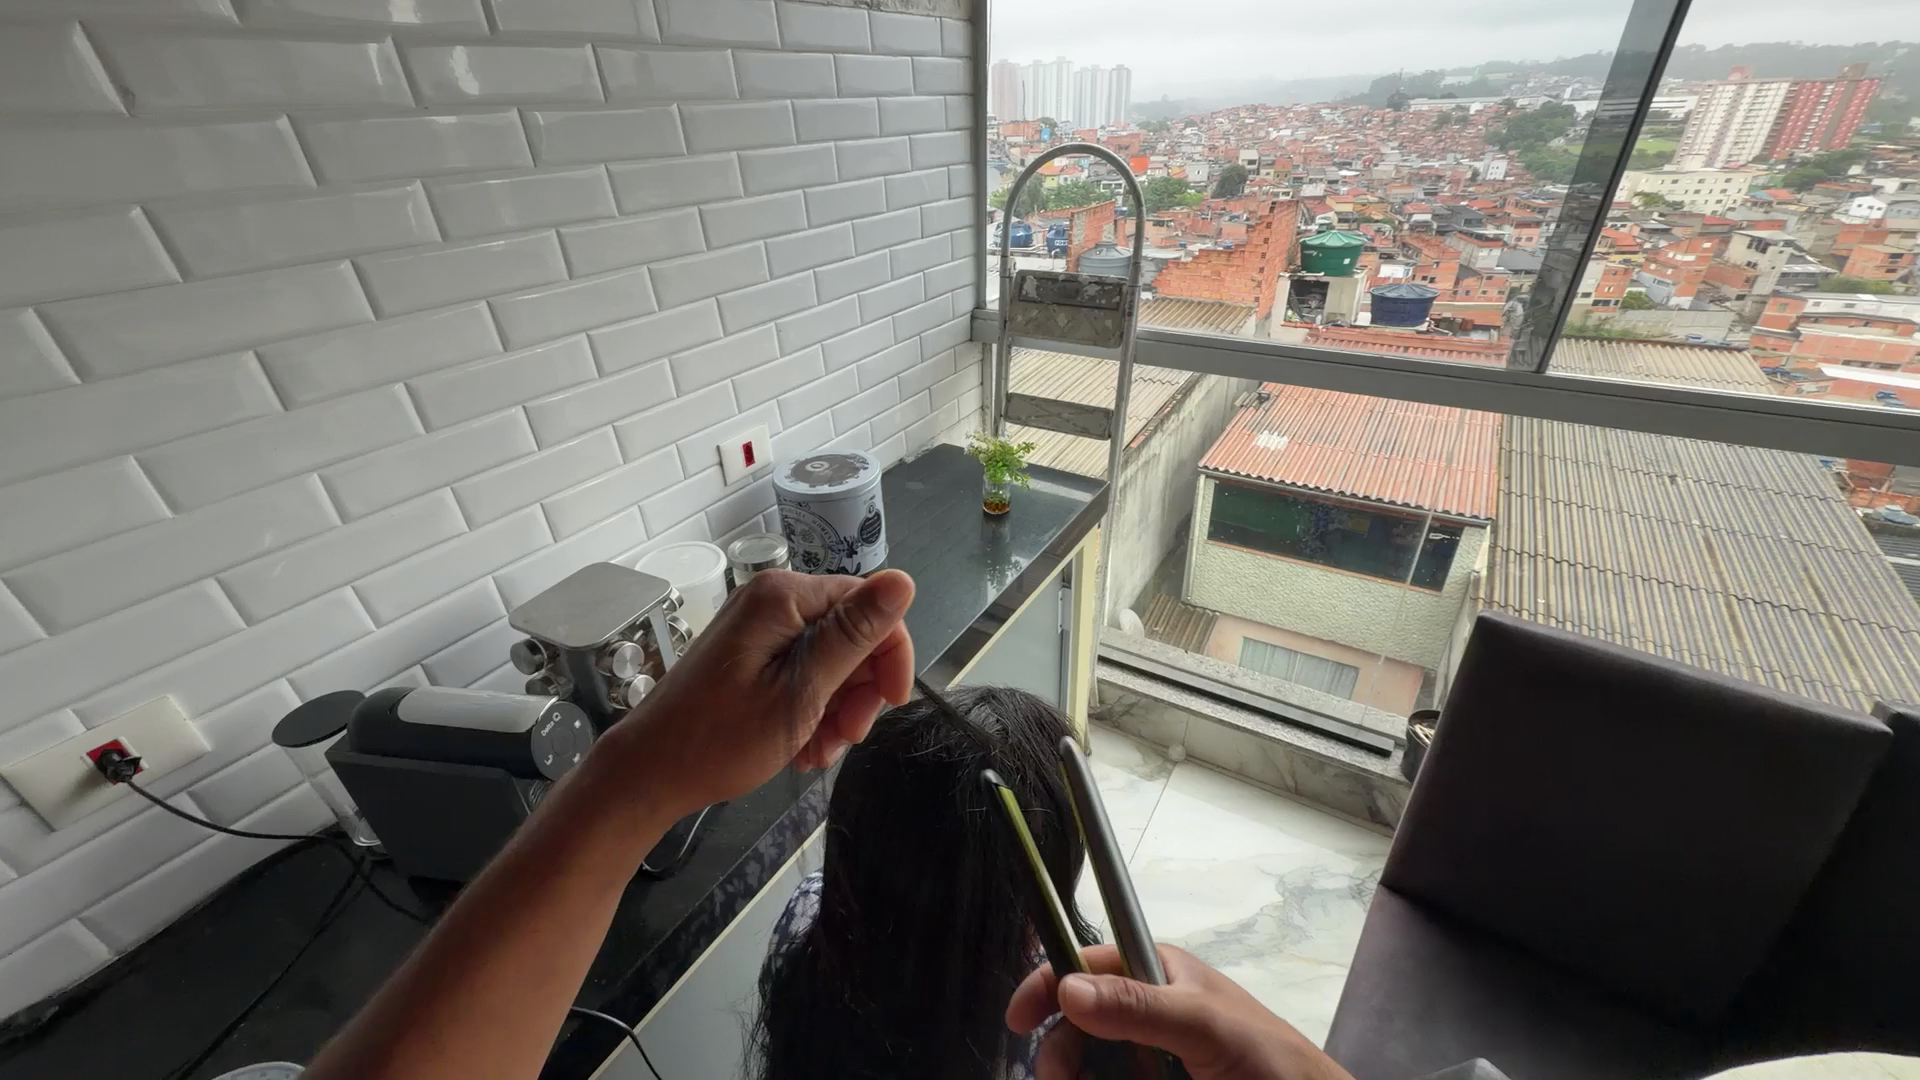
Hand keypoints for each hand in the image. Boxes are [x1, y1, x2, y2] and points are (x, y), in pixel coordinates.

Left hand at [596, 569, 915, 819]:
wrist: (648, 775)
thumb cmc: (721, 739)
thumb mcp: (800, 691)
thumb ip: (853, 636)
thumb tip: (904, 580)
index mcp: (786, 597)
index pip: (871, 605)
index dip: (890, 654)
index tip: (889, 705)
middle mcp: (775, 600)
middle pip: (853, 633)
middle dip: (859, 689)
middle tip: (847, 737)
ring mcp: (762, 626)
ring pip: (833, 659)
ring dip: (839, 707)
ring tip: (820, 750)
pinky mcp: (753, 652)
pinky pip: (806, 671)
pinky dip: (815, 708)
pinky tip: (805, 744)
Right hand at [1007, 944, 1354, 1079]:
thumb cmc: (1268, 1059)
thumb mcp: (1202, 1024)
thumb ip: (1136, 1004)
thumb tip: (1066, 989)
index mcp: (1154, 973)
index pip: (1085, 964)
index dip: (1047, 984)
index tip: (1016, 1020)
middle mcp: (1146, 1012)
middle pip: (1080, 1025)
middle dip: (1062, 1052)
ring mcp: (1152, 1059)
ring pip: (1095, 1066)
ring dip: (1080, 1075)